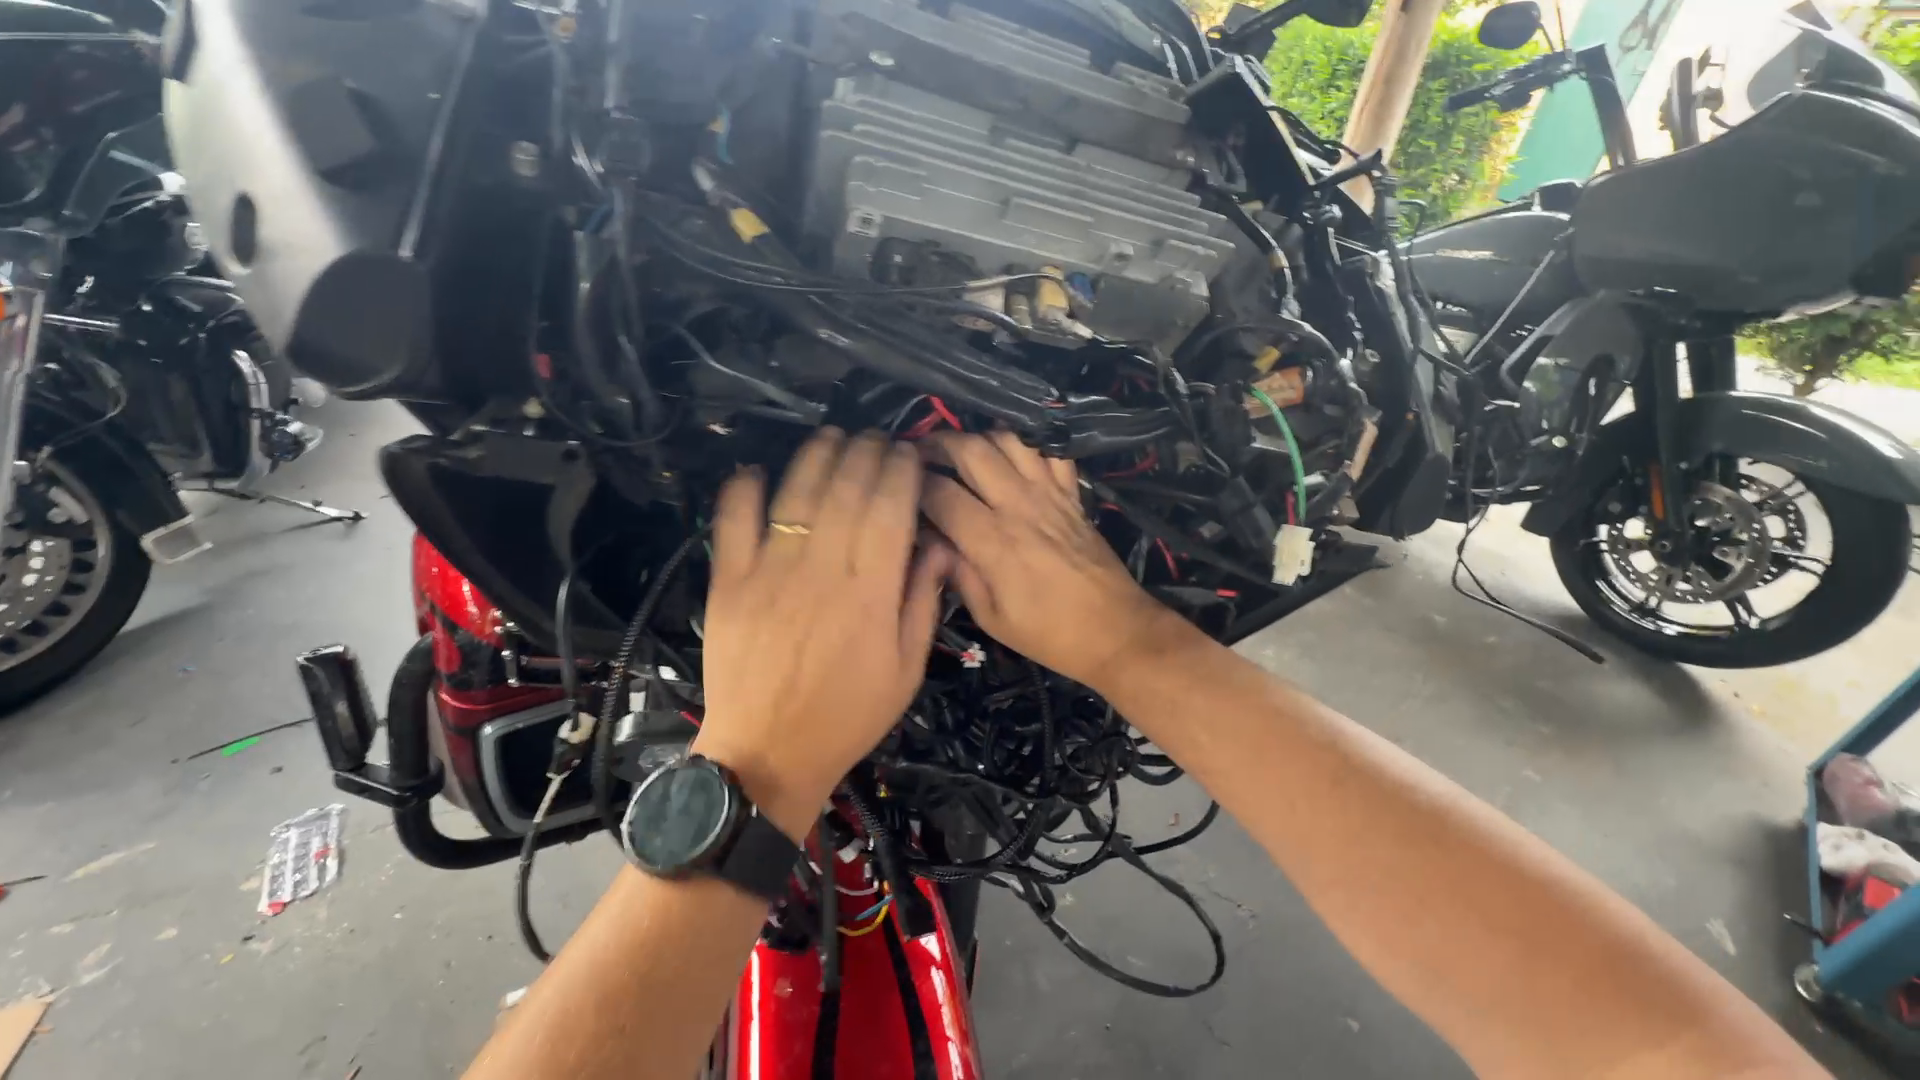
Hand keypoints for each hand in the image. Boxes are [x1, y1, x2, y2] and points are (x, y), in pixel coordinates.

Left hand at [693, 429, 950, 840]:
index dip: (902, 470)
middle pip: (847, 488)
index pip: (891, 507)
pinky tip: (758, 469)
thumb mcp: (906, 668)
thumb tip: (941, 544)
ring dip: (817, 455)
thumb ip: (922, 601)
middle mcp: (822, 569)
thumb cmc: (848, 716)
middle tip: (876, 437)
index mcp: (871, 592)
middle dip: (866, 452)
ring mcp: (769, 571)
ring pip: (797, 492)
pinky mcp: (728, 581)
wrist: (768, 754)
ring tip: (833, 436)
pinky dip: (744, 489)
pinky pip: (733, 521)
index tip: (909, 453)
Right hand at [917, 431, 1194, 690]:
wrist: (1115, 630)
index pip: (940, 493)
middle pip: (971, 450)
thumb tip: (929, 540)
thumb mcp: (991, 617)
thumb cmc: (1048, 633)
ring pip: (1009, 439)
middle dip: (938, 443)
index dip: (911, 483)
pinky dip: (1026, 444)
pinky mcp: (1072, 494)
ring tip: (962, 451)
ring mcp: (1050, 494)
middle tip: (919, 452)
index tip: (897, 485)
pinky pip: (1049, 451)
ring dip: (979, 437)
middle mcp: (1019, 506)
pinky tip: (1010, 455)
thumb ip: (957, 572)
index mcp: (993, 541)